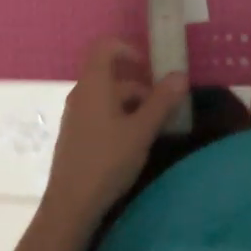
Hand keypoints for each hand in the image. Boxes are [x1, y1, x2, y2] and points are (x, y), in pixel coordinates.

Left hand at [41, 38, 188, 224]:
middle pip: (110, 74)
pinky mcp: (74, 135)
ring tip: (152, 126)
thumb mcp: (140, 131)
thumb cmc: (106, 160)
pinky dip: (117, 117)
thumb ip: (161, 102)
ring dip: (130, 104)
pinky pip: (98, 112)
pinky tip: (132, 143)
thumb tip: (180, 74)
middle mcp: (81, 92)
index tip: (149, 67)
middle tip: (162, 105)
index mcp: (94, 83)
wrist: (69, 204)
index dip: (128, 48)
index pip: (105, 46)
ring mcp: (75, 114)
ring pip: (106, 96)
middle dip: (138, 85)